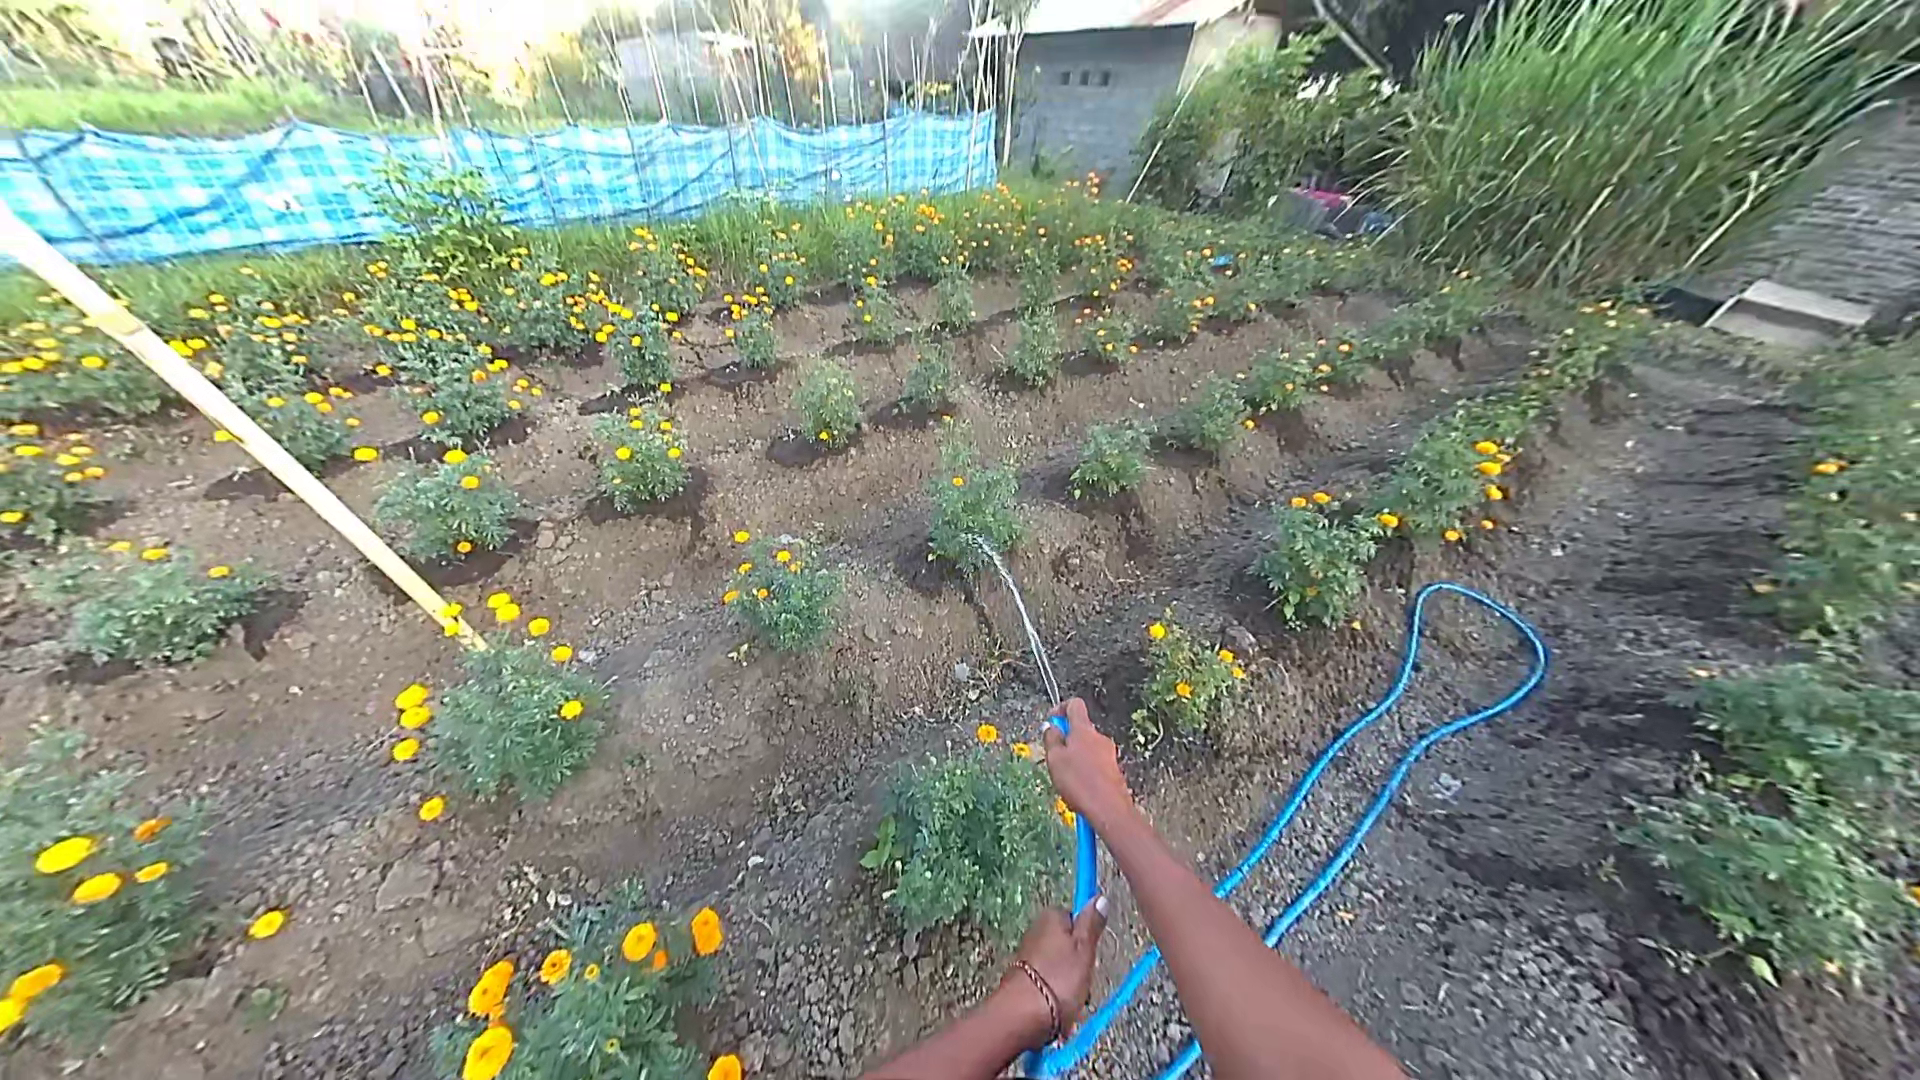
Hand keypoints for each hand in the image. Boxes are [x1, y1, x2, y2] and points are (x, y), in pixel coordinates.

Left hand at [1000, 900, 1107, 1043]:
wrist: (1022, 1014)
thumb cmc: (1059, 979)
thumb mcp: (1084, 949)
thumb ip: (1092, 923)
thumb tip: (1100, 897)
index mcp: (1052, 916)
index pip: (1077, 919)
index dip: (1086, 940)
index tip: (1089, 956)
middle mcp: (1037, 928)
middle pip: (1069, 946)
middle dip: (1078, 966)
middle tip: (1081, 982)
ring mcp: (1029, 953)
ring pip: (1061, 967)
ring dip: (1068, 985)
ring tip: (1070, 1001)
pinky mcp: (1024, 977)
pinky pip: (1049, 983)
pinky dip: (1055, 995)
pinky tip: (1058, 1010)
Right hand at [1041, 698, 1133, 830]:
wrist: (1109, 810)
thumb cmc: (1078, 782)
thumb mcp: (1055, 759)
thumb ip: (1051, 739)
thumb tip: (1052, 727)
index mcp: (1084, 730)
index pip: (1075, 704)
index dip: (1060, 709)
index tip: (1051, 723)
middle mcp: (1099, 737)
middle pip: (1080, 729)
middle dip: (1066, 739)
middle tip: (1055, 758)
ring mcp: (1109, 754)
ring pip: (1087, 748)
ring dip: (1075, 757)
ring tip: (1066, 777)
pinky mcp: (1113, 771)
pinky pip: (1095, 764)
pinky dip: (1085, 770)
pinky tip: (1079, 788)